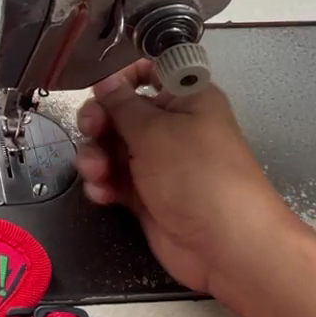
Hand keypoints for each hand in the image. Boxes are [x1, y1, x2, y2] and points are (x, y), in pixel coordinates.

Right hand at [74, 59, 304, 294]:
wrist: (224, 244)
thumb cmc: (196, 175)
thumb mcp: (154, 131)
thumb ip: (121, 104)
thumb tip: (105, 80)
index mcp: (185, 99)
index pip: (151, 72)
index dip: (123, 76)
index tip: (101, 89)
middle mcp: (171, 126)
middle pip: (120, 112)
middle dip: (100, 122)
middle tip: (92, 131)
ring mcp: (156, 162)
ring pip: (110, 147)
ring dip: (96, 157)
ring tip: (98, 173)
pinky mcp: (143, 194)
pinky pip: (113, 179)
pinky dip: (103, 183)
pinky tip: (103, 193)